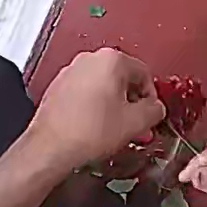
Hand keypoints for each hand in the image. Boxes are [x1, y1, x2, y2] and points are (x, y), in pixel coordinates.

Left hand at [26, 48, 165, 169]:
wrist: (51, 147)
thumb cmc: (89, 131)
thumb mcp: (135, 123)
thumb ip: (154, 110)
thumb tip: (155, 108)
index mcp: (112, 60)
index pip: (144, 74)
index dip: (151, 97)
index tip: (150, 114)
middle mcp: (90, 60)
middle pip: (123, 78)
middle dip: (132, 102)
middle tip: (136, 124)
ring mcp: (71, 72)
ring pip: (103, 85)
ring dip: (114, 105)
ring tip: (117, 129)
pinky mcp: (58, 87)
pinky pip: (85, 92)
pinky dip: (95, 106)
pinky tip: (96, 127)